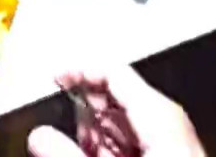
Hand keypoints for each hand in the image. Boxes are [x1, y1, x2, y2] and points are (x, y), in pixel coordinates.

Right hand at [28, 65, 204, 156]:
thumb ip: (70, 151)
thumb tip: (40, 135)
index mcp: (161, 110)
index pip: (112, 67)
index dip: (78, 68)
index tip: (55, 75)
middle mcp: (170, 119)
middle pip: (116, 93)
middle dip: (85, 107)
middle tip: (62, 120)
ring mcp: (175, 138)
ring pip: (125, 120)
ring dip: (97, 131)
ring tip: (79, 145)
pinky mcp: (174, 151)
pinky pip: (137, 138)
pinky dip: (114, 146)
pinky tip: (100, 155)